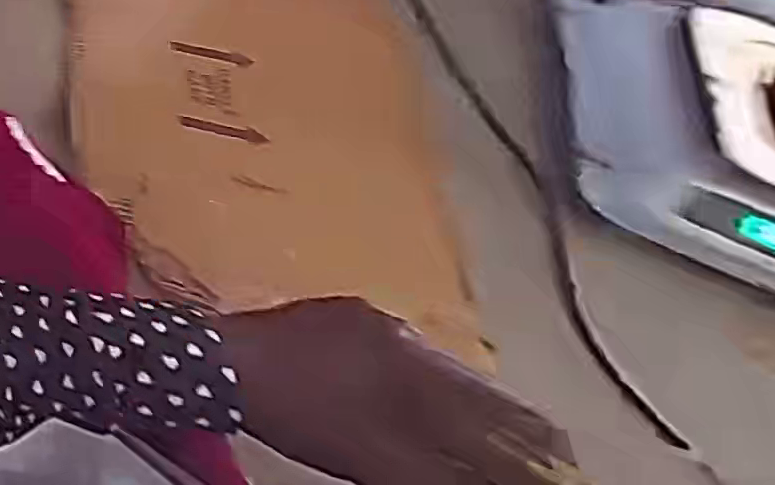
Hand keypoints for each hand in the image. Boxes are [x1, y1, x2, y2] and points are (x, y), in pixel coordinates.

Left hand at [222, 298, 579, 484]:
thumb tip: (492, 479)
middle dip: (505, 429)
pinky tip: (416, 400)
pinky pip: (393, 349)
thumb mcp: (382, 461)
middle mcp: (391, 329)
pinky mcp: (329, 313)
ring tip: (481, 436)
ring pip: (432, 367)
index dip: (534, 457)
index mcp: (411, 363)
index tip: (560, 472)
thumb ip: (447, 477)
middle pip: (469, 388)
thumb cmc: (301, 413)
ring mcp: (356, 316)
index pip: (497, 419)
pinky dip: (416, 379)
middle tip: (534, 458)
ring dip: (460, 403)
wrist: (221, 360)